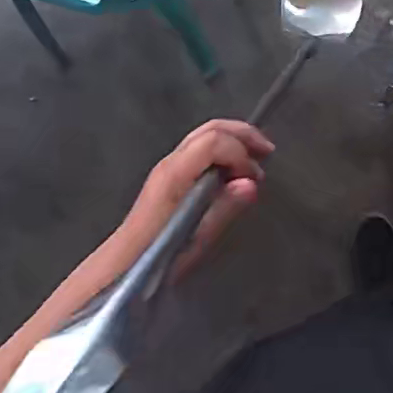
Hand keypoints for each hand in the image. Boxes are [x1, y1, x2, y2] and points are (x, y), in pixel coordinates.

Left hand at [119, 119, 273, 276]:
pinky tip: (235, 167)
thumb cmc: (159, 256)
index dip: (240, 152)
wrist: (124, 263)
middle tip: (268, 149)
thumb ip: (224, 207)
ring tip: (257, 155)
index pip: (213, 141)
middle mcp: (170, 161)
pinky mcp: (170, 174)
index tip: (256, 177)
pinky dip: (223, 149)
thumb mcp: (197, 238)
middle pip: (209, 129)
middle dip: (242, 133)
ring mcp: (168, 165)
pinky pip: (200, 148)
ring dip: (233, 139)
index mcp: (175, 172)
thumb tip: (252, 182)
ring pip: (204, 135)